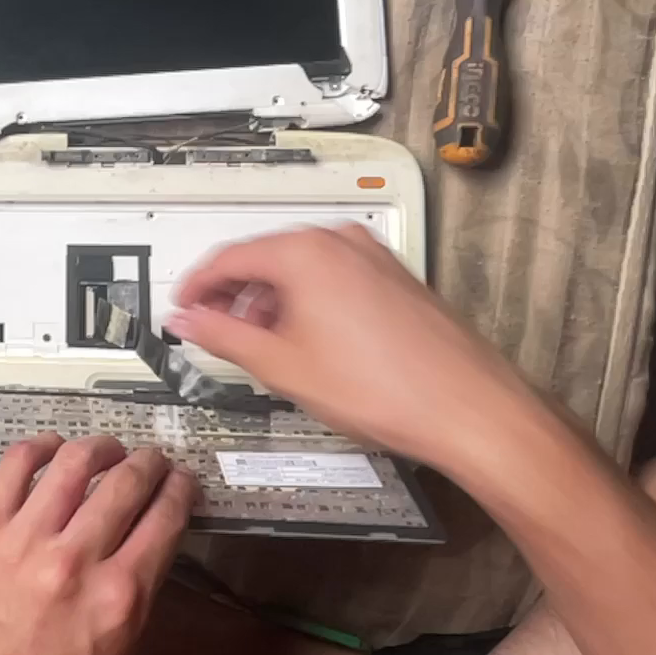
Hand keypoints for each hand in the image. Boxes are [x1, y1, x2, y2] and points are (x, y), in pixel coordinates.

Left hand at [0, 436, 198, 654]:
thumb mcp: (124, 650)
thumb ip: (139, 585)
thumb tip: (153, 527)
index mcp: (119, 598)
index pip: (164, 519)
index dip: (180, 489)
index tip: (184, 478)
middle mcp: (73, 561)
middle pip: (125, 484)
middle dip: (149, 463)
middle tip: (153, 459)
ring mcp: (23, 540)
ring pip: (73, 463)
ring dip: (101, 447)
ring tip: (110, 450)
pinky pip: (14, 466)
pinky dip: (40, 447)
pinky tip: (55, 448)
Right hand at [164, 226, 558, 480]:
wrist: (472, 411)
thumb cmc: (390, 388)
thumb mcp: (279, 365)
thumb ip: (220, 336)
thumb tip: (186, 320)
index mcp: (304, 253)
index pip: (228, 258)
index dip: (196, 286)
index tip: (183, 307)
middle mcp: (338, 243)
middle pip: (262, 257)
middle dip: (232, 294)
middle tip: (212, 325)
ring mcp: (370, 257)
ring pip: (296, 267)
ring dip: (267, 299)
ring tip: (258, 340)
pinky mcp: (391, 276)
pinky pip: (328, 275)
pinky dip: (302, 300)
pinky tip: (302, 338)